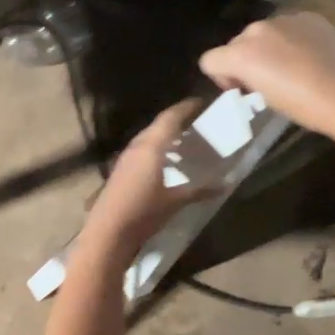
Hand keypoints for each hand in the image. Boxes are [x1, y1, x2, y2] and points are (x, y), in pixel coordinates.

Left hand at [78, 100, 216, 259]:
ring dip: (165, 136)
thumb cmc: (144, 213)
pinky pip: (141, 151)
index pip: (170, 118)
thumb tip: (225, 184)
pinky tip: (166, 162)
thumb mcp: (176, 202)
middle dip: (176, 121)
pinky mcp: (120, 171)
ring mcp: (125, 158)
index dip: (185, 108)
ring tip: (185, 141)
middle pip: (157, 126)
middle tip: (196, 123)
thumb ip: (200, 190)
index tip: (200, 102)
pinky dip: (156, 149)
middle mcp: (136, 147)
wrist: (108, 232)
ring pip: (148, 138)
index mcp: (151, 147)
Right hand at [198, 12, 334, 137]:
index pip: (210, 60)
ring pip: (263, 33)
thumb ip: (250, 80)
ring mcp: (286, 20)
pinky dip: (292, 39)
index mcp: (241, 53)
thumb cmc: (305, 106)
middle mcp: (257, 30)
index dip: (221, 78)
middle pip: (237, 43)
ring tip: (291, 69)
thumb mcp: (267, 99)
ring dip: (269, 48)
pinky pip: (289, 27)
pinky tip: (311, 58)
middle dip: (245, 59)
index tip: (241, 92)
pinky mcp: (311, 17)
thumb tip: (255, 77)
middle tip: (266, 82)